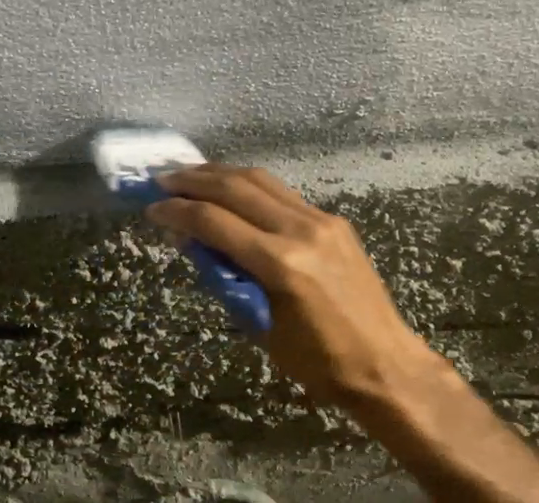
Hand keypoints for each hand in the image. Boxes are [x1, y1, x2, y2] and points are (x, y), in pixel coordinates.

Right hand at [144, 164, 442, 406]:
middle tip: (160, 180)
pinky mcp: (332, 220)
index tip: (151, 209)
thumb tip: (190, 240)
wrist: (387, 365)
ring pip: (258, 179)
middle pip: (233, 187)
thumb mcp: (258, 324)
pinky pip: (280, 192)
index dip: (176, 211)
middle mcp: (300, 231)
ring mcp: (320, 220)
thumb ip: (225, 276)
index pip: (214, 221)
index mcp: (281, 263)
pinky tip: (229, 189)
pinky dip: (247, 184)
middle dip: (191, 180)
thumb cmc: (318, 361)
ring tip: (188, 175)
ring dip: (218, 173)